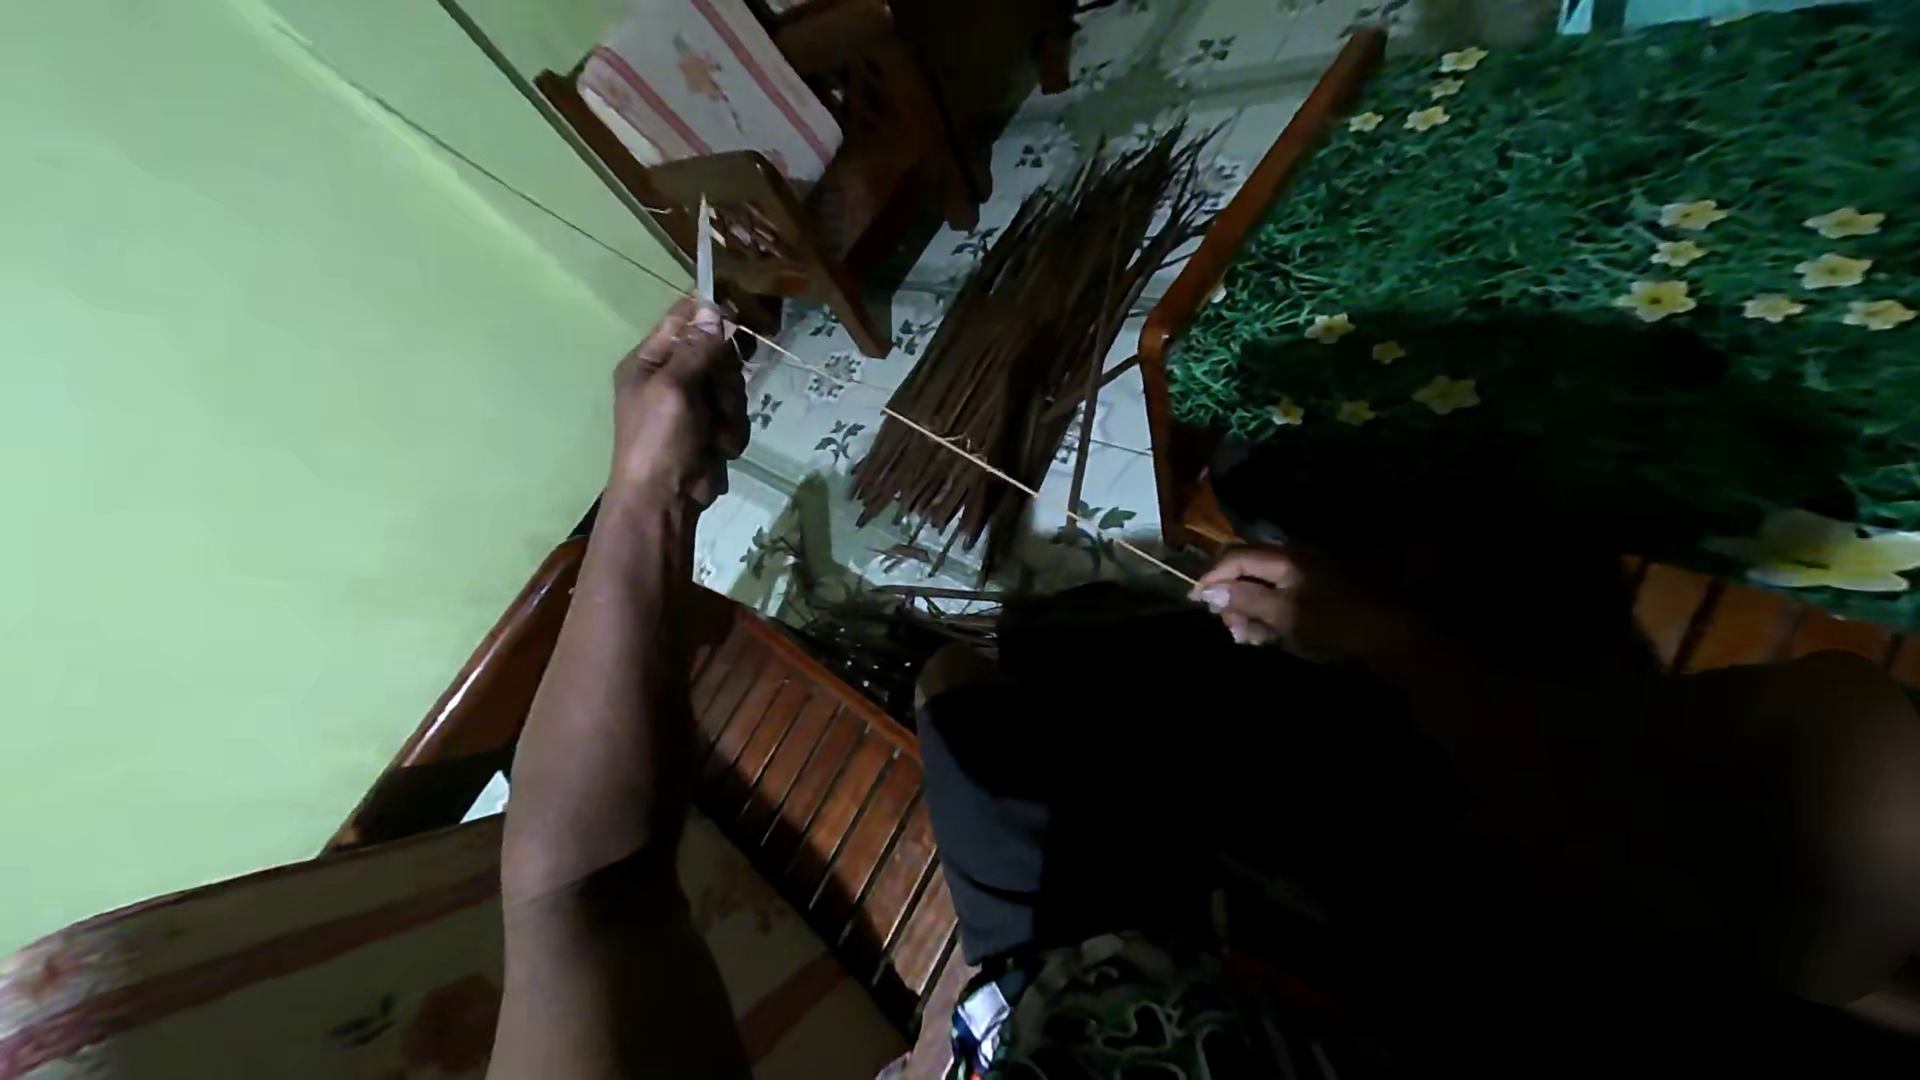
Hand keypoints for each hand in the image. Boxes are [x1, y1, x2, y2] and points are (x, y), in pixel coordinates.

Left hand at [608, 299, 748, 509]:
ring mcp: (695, 404)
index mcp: (650, 360)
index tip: (741, 316)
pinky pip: (737, 416)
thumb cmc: (659, 440)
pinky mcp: (713, 428)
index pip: (683, 319)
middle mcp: (673, 377)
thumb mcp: (674, 388)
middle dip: (726, 378)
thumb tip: (713, 309)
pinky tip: (719, 449)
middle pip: (718, 354)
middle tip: (718, 398)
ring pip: (733, 387)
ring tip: (716, 435)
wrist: (665, 500)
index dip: (711, 314)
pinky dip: (733, 433)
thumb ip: (696, 350)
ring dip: (731, 412)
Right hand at [1189, 544, 1408, 662]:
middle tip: (1228, 626)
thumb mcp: (1283, 615)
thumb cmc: (1334, 624)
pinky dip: (1265, 613)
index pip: (1235, 558)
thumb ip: (1245, 600)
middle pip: (1244, 569)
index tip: (1195, 600)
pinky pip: (1276, 596)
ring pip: (1259, 585)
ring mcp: (1302, 574)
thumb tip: (1208, 592)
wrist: (1390, 640)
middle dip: (1229, 597)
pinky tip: (1265, 636)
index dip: (1211, 577)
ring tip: (1247, 637)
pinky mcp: (1311, 590)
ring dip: (1246, 610)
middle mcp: (1291, 558)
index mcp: (1284, 558)